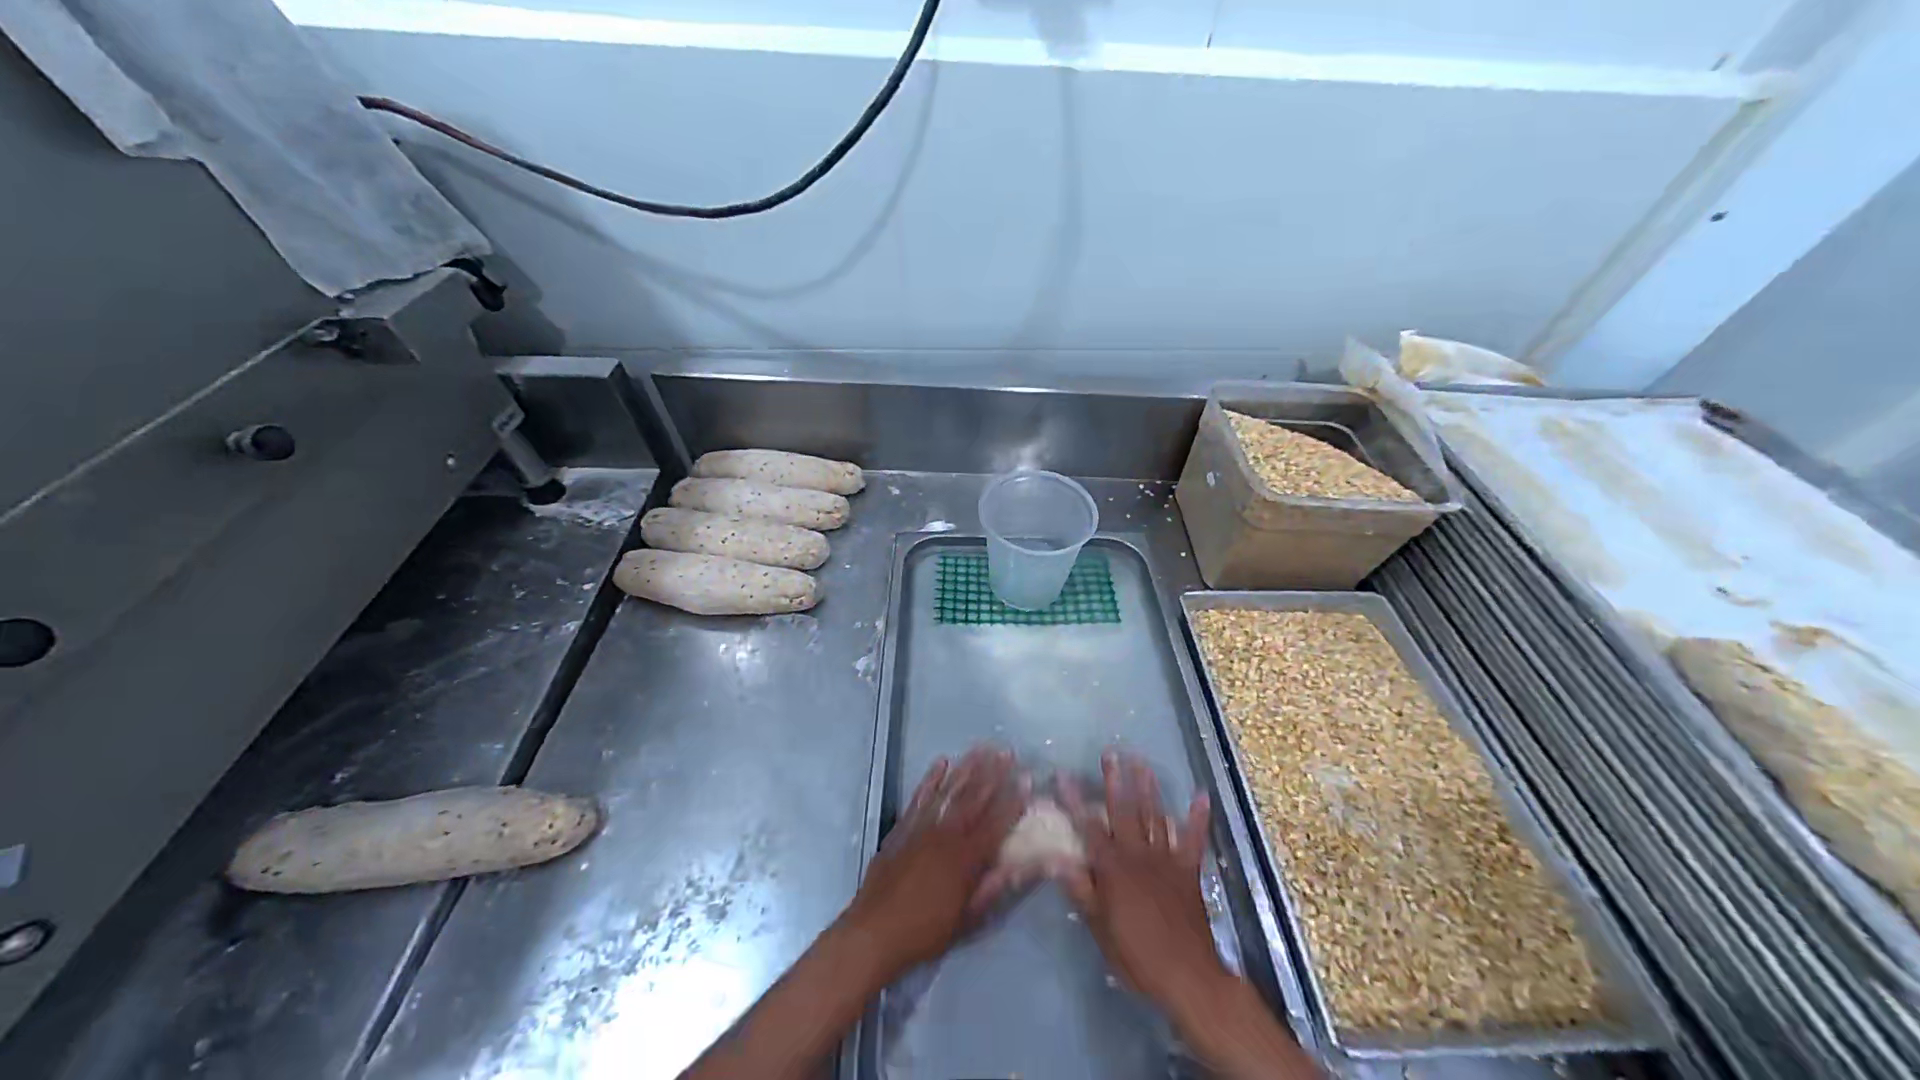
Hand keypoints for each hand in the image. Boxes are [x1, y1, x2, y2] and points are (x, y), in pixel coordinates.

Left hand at [838, 744, 1024, 977]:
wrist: (874, 932)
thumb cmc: (926, 932)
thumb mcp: (968, 919)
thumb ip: (995, 888)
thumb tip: (1024, 866)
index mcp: (966, 859)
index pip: (997, 822)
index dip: (1013, 800)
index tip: (1027, 778)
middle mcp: (946, 835)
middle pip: (974, 798)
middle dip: (993, 773)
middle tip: (1007, 751)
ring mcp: (922, 828)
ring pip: (949, 791)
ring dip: (966, 768)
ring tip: (981, 748)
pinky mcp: (902, 828)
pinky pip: (920, 797)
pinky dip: (931, 779)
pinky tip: (941, 763)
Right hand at [1057, 750, 1225, 1013]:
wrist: (1186, 975)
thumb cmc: (1136, 954)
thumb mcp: (1100, 927)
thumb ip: (1081, 890)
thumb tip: (1056, 859)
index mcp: (1112, 868)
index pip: (1088, 827)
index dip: (1074, 800)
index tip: (1063, 775)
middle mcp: (1138, 855)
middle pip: (1124, 811)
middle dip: (1115, 780)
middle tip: (1111, 753)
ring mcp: (1166, 860)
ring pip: (1155, 816)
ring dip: (1149, 788)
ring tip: (1142, 762)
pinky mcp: (1189, 870)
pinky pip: (1194, 839)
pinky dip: (1198, 817)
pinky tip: (1200, 795)